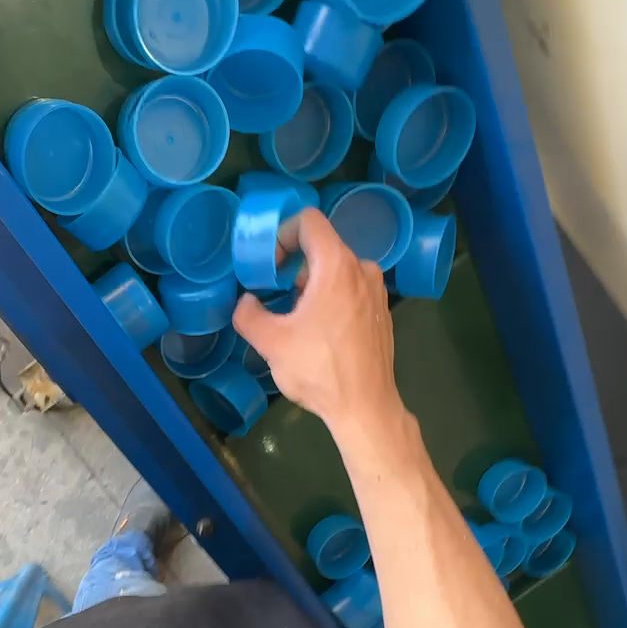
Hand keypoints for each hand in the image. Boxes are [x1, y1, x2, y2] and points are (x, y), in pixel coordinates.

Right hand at [232, 210, 402, 444]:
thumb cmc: (318, 370)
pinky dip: (331, 299)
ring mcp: (376, 290)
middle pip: (322, 247)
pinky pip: (351, 290)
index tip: (270, 266)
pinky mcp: (381, 311)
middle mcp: (362, 269)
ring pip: (337, 271)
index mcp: (336, 266)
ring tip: (296, 319)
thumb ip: (248, 315)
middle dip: (294, 266)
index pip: (308, 222)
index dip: (282, 235)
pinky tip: (320, 333)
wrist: (364, 405)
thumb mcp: (271, 343)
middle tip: (276, 296)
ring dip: (312, 285)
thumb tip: (245, 303)